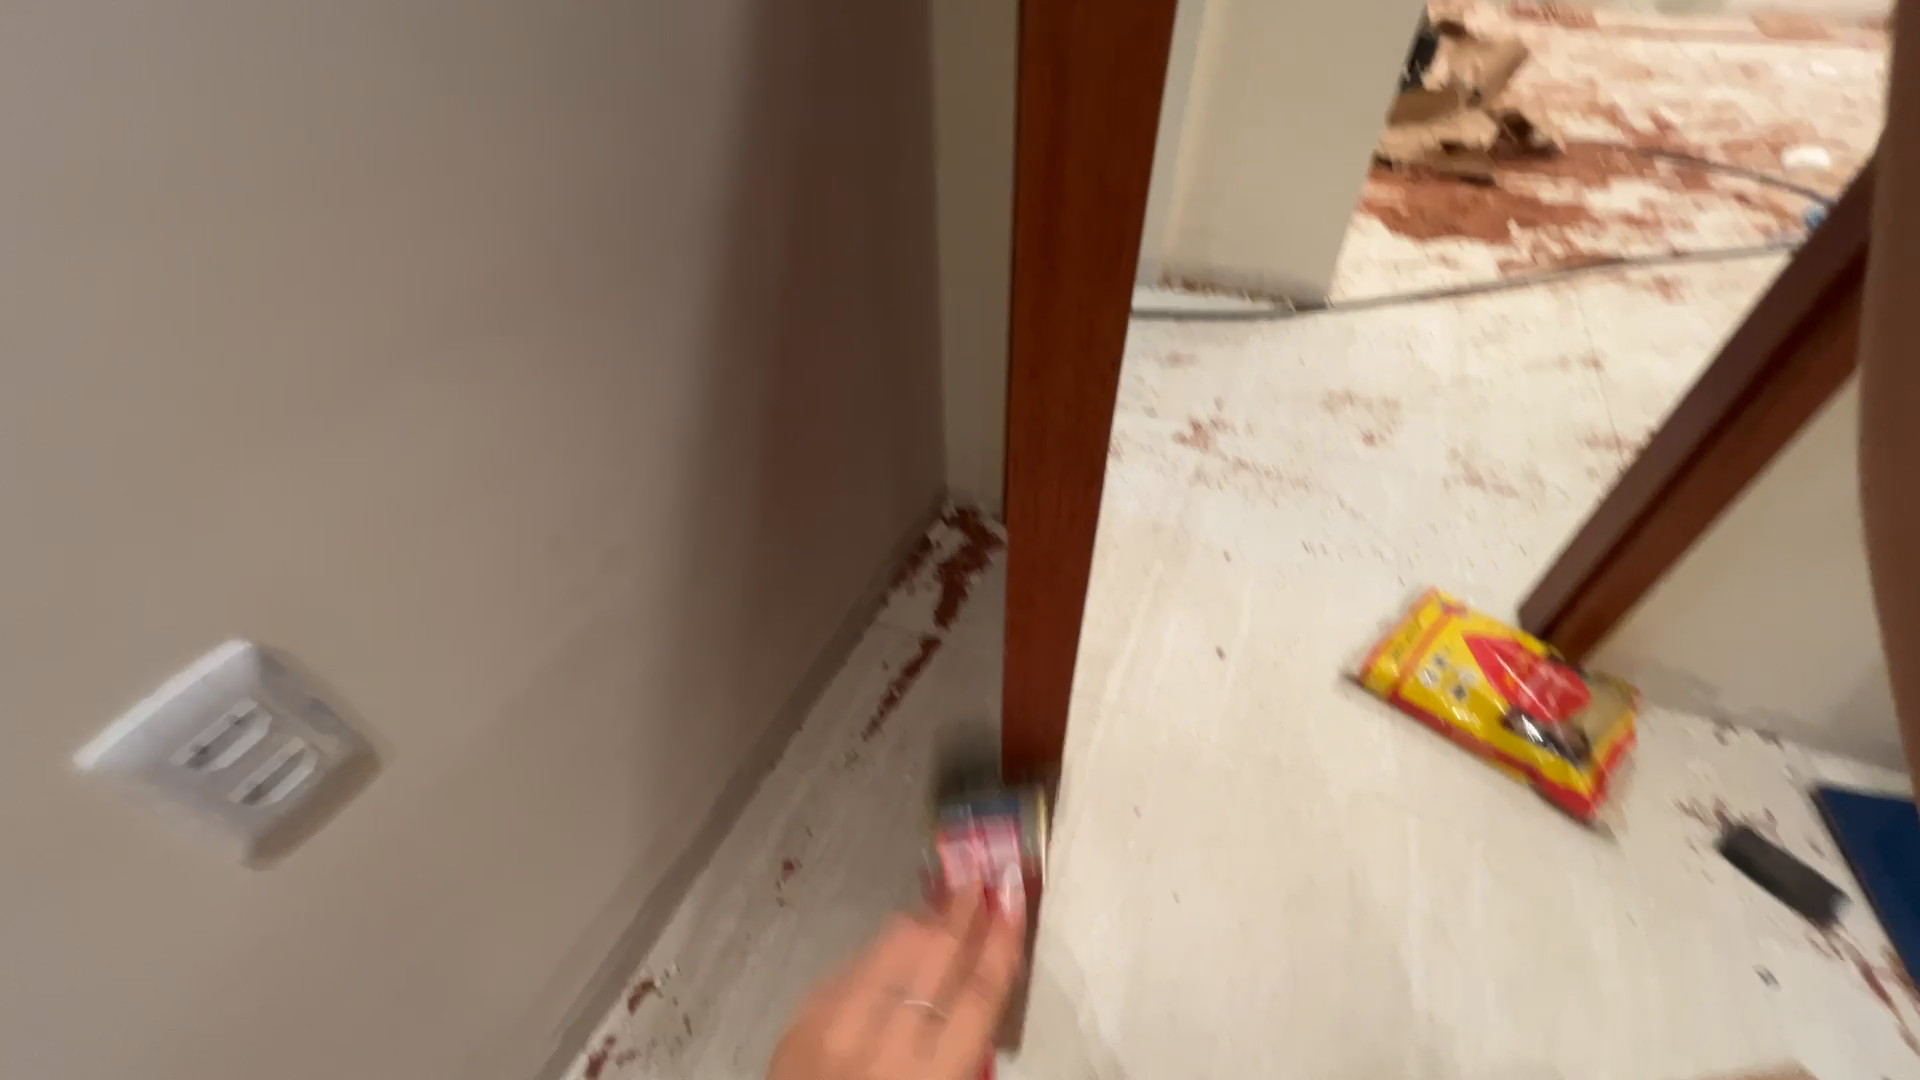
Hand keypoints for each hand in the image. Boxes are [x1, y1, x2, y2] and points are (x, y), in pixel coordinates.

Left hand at [767, 889, 1024, 1079]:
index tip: (1013, 899)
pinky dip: (880, 947)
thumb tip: (977, 979)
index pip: (980, 991)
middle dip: (962, 909)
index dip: (1002, 938)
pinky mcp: (804, 1016)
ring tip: (943, 899)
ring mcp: (838, 1024)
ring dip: (923, 918)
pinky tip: (894, 938)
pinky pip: (853, 962)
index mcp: (934, 1073)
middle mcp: (887, 1043)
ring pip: (892, 944)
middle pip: (936, 952)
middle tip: (980, 878)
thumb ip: (962, 1043)